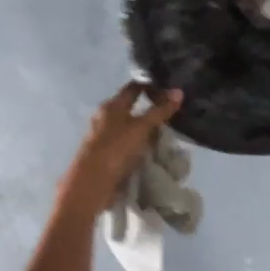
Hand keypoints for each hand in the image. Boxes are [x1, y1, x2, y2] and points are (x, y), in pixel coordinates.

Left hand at [58, 82, 182, 214]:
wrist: (90, 185)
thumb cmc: (115, 149)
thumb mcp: (141, 128)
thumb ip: (160, 111)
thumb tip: (179, 91)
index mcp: (111, 106)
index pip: (134, 87)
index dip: (151, 85)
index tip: (170, 88)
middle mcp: (105, 117)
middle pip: (131, 107)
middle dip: (150, 109)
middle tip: (173, 112)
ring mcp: (103, 136)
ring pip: (129, 126)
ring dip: (145, 129)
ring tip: (167, 132)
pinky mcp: (105, 153)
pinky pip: (126, 142)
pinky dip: (139, 143)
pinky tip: (152, 149)